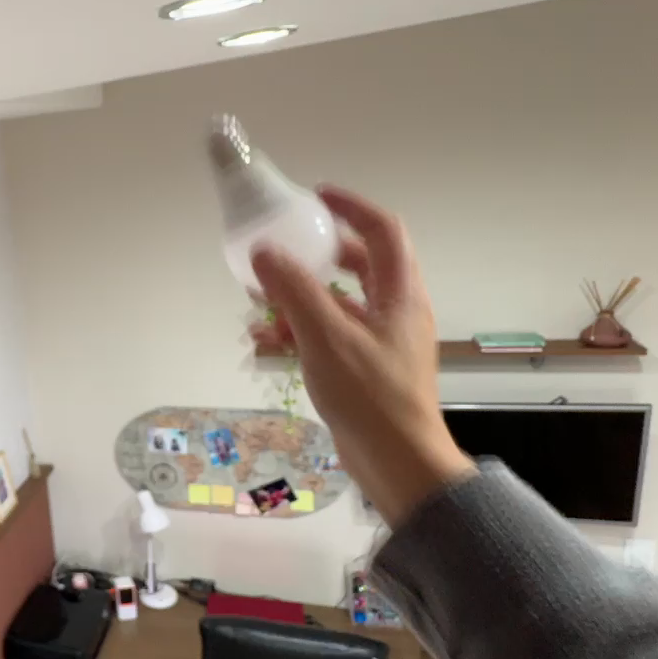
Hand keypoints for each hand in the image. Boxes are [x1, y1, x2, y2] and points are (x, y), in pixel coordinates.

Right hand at [249, 187, 475, 526]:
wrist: (397, 461)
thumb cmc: (370, 395)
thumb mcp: (327, 337)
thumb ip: (294, 291)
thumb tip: (264, 251)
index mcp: (399, 295)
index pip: (382, 232)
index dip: (351, 207)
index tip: (315, 197)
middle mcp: (393, 311)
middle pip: (357, 266)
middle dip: (314, 257)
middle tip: (279, 252)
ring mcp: (379, 340)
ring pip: (336, 302)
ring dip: (297, 298)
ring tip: (258, 305)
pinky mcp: (362, 366)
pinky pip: (326, 334)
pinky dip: (297, 332)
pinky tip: (265, 343)